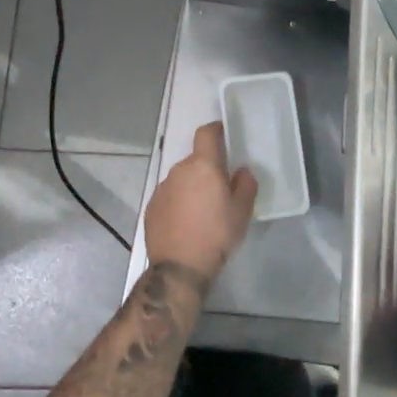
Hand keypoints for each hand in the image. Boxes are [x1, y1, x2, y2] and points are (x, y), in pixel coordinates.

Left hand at [143, 122, 257, 281]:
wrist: (179, 267)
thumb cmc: (216, 234)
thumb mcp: (242, 211)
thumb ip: (245, 184)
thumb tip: (241, 171)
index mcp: (203, 166)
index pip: (206, 133)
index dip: (215, 130)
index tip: (223, 134)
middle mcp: (179, 171)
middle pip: (195, 160)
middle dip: (207, 169)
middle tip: (220, 190)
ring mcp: (162, 189)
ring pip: (181, 179)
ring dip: (192, 187)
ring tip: (202, 212)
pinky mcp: (151, 207)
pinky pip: (169, 196)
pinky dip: (178, 203)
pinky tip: (185, 224)